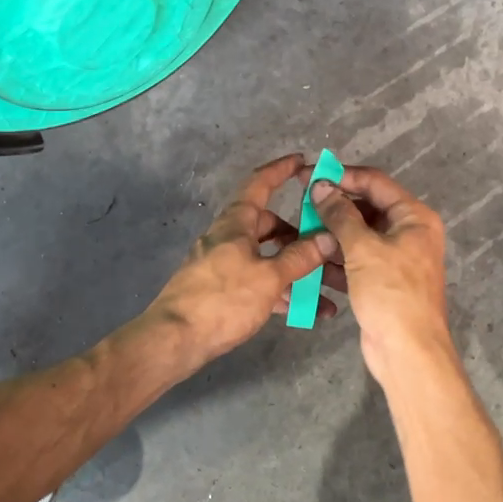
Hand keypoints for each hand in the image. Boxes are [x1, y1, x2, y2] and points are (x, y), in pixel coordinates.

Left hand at [145, 154, 345, 369]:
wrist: (176, 339)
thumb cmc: (222, 301)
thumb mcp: (268, 277)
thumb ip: (299, 258)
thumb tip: (325, 238)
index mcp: (235, 224)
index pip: (259, 185)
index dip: (280, 170)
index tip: (302, 161)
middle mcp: (226, 240)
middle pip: (267, 227)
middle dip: (298, 236)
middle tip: (326, 247)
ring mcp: (221, 267)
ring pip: (265, 260)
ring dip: (294, 272)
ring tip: (326, 290)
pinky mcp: (220, 294)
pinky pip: (256, 285)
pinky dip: (279, 293)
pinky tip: (303, 311)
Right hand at [309, 166, 450, 381]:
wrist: (407, 350)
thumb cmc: (390, 293)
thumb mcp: (363, 249)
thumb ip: (340, 215)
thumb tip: (321, 186)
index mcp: (414, 218)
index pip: (375, 183)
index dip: (342, 176)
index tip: (310, 175)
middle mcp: (408, 234)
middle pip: (367, 210)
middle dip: (335, 208)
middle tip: (302, 205)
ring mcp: (395, 261)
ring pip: (359, 239)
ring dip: (332, 236)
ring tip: (301, 232)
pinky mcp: (382, 284)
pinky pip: (357, 264)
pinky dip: (337, 262)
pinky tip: (311, 261)